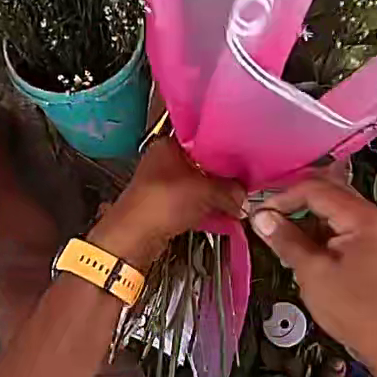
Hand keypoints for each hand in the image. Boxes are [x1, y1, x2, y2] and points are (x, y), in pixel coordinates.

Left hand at [90, 138, 245, 268]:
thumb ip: (229, 190)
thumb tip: (242, 194)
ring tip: (234, 202)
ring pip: (196, 185)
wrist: (134, 237)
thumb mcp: (205, 192)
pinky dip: (203, 208)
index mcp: (168, 146)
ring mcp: (161, 184)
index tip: (242, 161)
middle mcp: (162, 161)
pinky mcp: (162, 206)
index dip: (225, 150)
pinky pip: (189, 203)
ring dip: (214, 195)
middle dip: (222, 177)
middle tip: (241, 184)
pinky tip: (219, 216)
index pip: (203, 139)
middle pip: (201, 165)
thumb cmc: (160, 204)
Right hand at [249, 175, 376, 376]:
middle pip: (329, 193)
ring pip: (336, 213)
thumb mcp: (313, 274)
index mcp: (362, 216)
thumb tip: (261, 217)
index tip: (257, 214)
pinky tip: (305, 250)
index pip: (316, 189)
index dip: (282, 197)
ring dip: (308, 219)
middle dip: (295, 201)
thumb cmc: (356, 310)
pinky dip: (322, 234)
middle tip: (267, 217)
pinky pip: (345, 230)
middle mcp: (374, 218)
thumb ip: (286, 241)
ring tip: (282, 236)